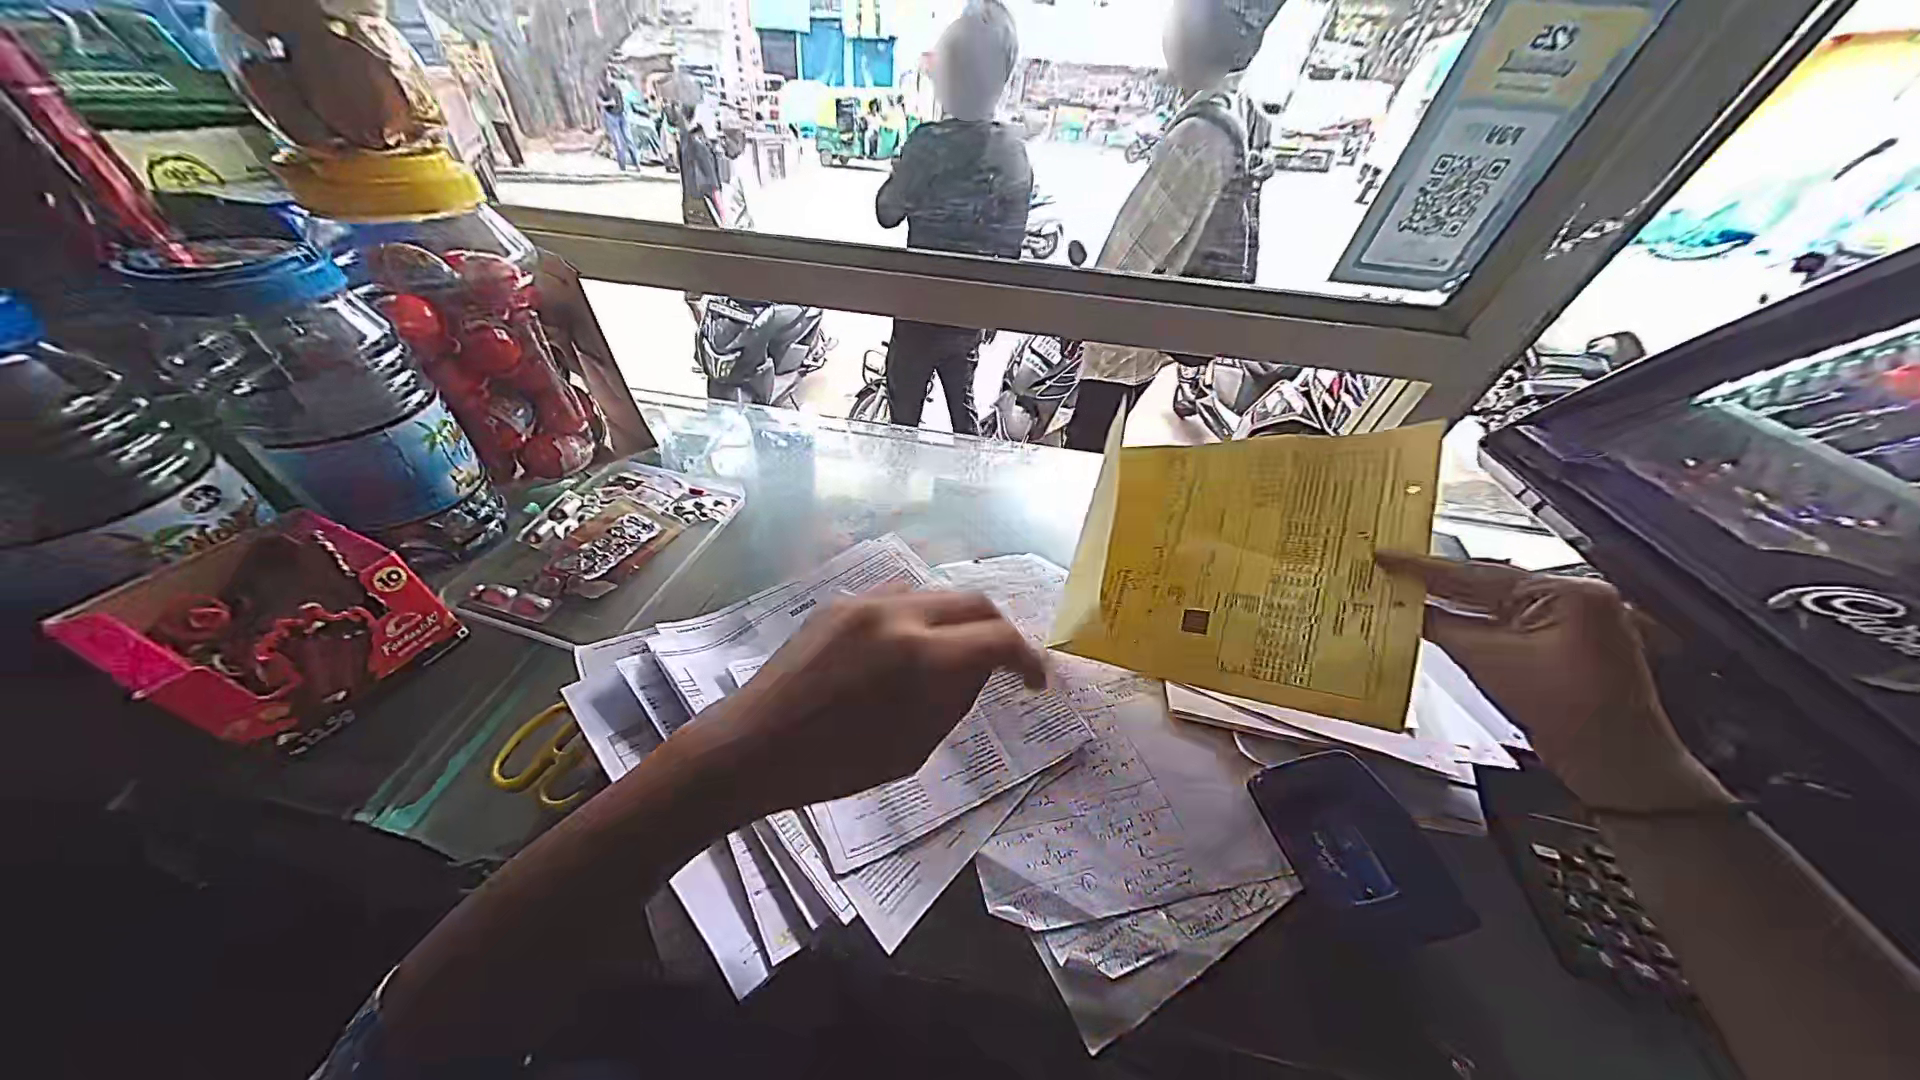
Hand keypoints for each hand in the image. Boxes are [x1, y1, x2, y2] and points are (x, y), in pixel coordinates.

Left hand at [685, 589, 1047, 815]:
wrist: (751, 746)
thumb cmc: (835, 765)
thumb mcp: (913, 747)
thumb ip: (956, 698)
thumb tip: (980, 669)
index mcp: (920, 657)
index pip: (999, 639)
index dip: (1028, 659)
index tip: (1034, 679)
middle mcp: (898, 612)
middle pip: (974, 600)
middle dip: (998, 630)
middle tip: (1003, 662)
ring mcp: (865, 600)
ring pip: (936, 594)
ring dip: (957, 621)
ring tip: (953, 655)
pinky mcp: (840, 601)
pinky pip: (897, 597)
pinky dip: (919, 617)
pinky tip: (907, 647)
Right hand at [1377, 553, 1730, 812]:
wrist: (1613, 760)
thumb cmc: (1571, 712)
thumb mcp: (1486, 658)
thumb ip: (1440, 625)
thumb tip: (1404, 604)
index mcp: (1567, 591)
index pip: (1477, 572)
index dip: (1423, 567)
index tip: (1388, 557)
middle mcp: (1574, 598)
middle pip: (1484, 584)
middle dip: (1434, 583)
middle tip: (1388, 573)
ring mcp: (1569, 620)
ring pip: (1490, 603)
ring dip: (1447, 603)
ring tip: (1402, 594)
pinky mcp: (1559, 641)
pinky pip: (1501, 622)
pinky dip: (1467, 622)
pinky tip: (1434, 619)